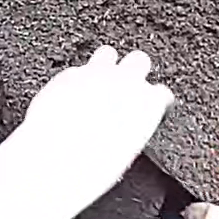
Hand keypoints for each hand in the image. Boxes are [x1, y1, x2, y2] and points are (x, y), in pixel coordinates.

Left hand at [6, 45, 175, 202]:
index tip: (147, 105)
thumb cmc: (93, 166)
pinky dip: (75, 80)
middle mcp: (125, 82)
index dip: (153, 99)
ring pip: (107, 53)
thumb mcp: (126, 153)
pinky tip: (69, 97)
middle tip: (124, 86)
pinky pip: (76, 70)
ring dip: (104, 65)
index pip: (161, 93)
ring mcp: (96, 73)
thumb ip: (133, 129)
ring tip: (96, 83)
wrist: (58, 158)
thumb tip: (127, 130)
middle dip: (133, 70)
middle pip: (139, 60)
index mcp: (148, 104)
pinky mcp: (68, 74)